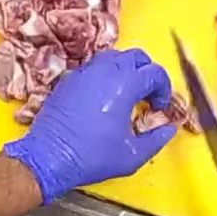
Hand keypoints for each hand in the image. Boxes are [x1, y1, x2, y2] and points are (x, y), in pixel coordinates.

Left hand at [0, 48, 175, 203]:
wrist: (48, 158)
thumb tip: (168, 130)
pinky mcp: (67, 81)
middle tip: (147, 96)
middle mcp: (104, 71)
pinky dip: (103, 76)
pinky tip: (102, 99)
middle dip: (146, 73)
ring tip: (125, 95)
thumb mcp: (131, 156)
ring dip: (124, 71)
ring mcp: (83, 73)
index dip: (164, 89)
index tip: (159, 107)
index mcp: (124, 84)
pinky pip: (92, 69)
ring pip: (111, 58)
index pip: (154, 72)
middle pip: (135, 57)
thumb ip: (156, 140)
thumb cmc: (91, 158)